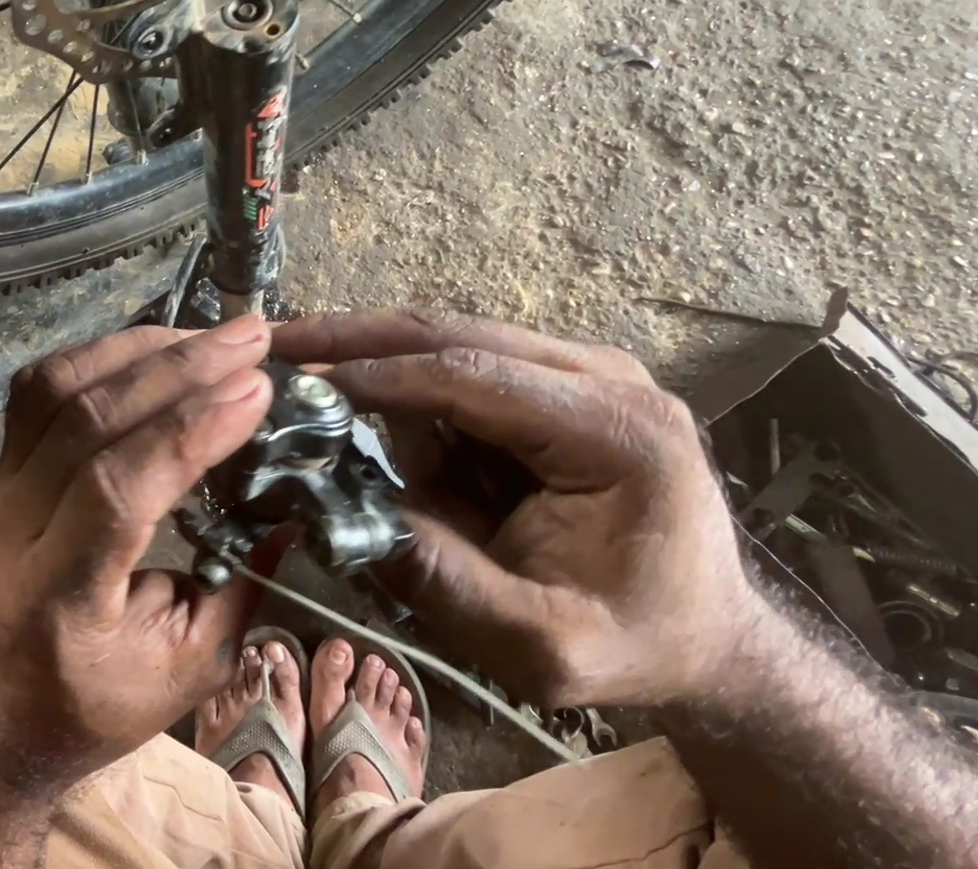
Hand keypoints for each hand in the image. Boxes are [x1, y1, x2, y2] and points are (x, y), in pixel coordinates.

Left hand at [0, 316, 274, 786]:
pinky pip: (39, 386)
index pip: (114, 490)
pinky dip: (101, 353)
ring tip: (211, 336)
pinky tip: (154, 345)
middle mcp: (13, 527)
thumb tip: (293, 506)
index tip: (254, 390)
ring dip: (140, 348)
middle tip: (251, 339)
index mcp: (59, 595)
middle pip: (85, 422)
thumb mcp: (190, 667)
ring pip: (54, 388)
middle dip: (178, 369)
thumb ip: (241, 586)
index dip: (186, 432)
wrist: (10, 702)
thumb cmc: (101, 699)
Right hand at [273, 310, 765, 706]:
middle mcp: (603, 377)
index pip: (473, 375)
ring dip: (369, 358)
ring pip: (445, 339)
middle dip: (356, 337)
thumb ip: (446, 583)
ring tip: (297, 374)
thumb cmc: (631, 643)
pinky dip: (394, 381)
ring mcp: (579, 371)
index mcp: (618, 431)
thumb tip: (342, 511)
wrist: (701, 633)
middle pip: (454, 331)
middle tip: (275, 342)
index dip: (378, 375)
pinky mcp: (551, 382)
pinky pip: (453, 367)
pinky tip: (349, 396)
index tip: (300, 383)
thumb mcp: (541, 646)